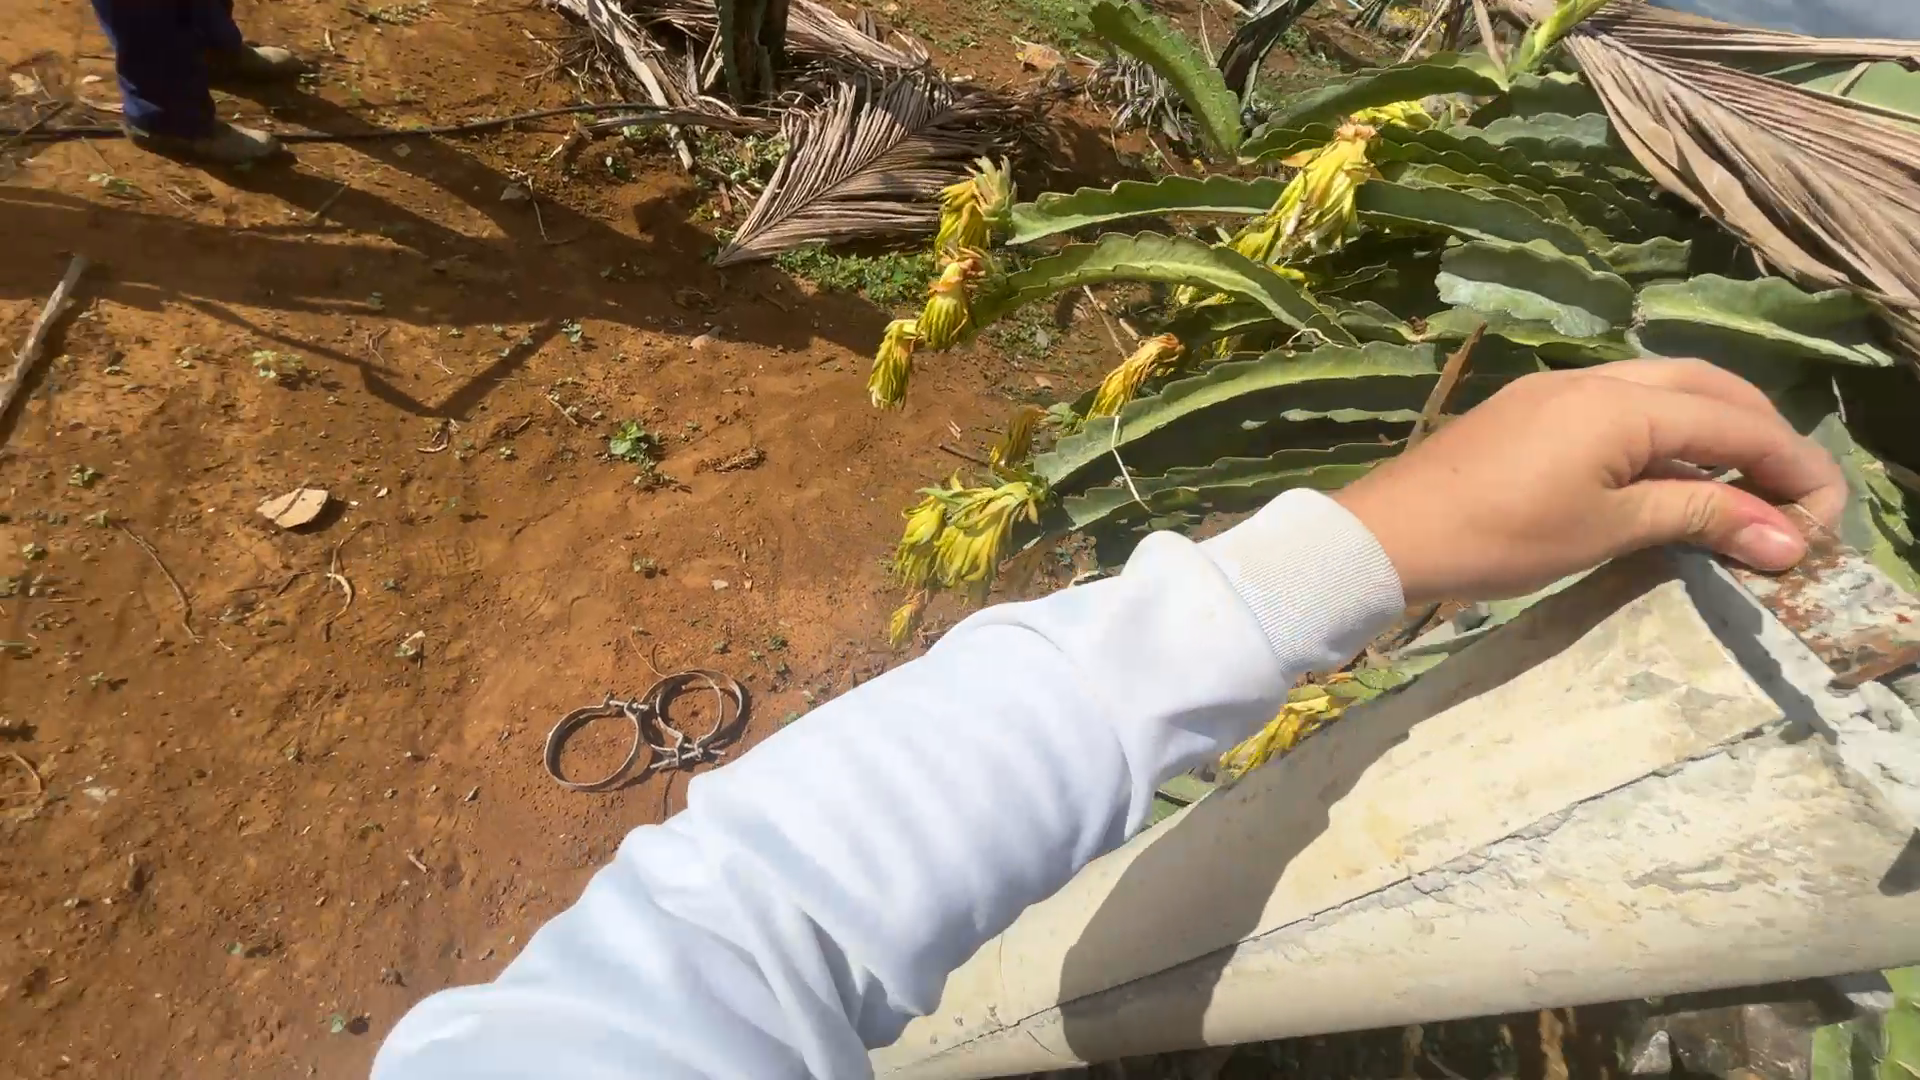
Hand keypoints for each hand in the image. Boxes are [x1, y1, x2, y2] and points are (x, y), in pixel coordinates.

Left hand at [1332, 359, 1847, 604]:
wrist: (1385, 535)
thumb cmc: (1495, 537)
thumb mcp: (1605, 531)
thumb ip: (1699, 518)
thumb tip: (1789, 538)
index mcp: (1619, 404)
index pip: (1738, 424)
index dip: (1793, 471)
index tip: (1818, 522)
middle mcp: (1585, 381)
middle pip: (1701, 389)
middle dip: (1752, 434)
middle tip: (1776, 493)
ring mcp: (1542, 392)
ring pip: (1649, 392)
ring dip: (1697, 429)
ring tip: (1719, 487)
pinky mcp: (1512, 411)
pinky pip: (1600, 408)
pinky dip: (1642, 433)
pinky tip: (1645, 474)